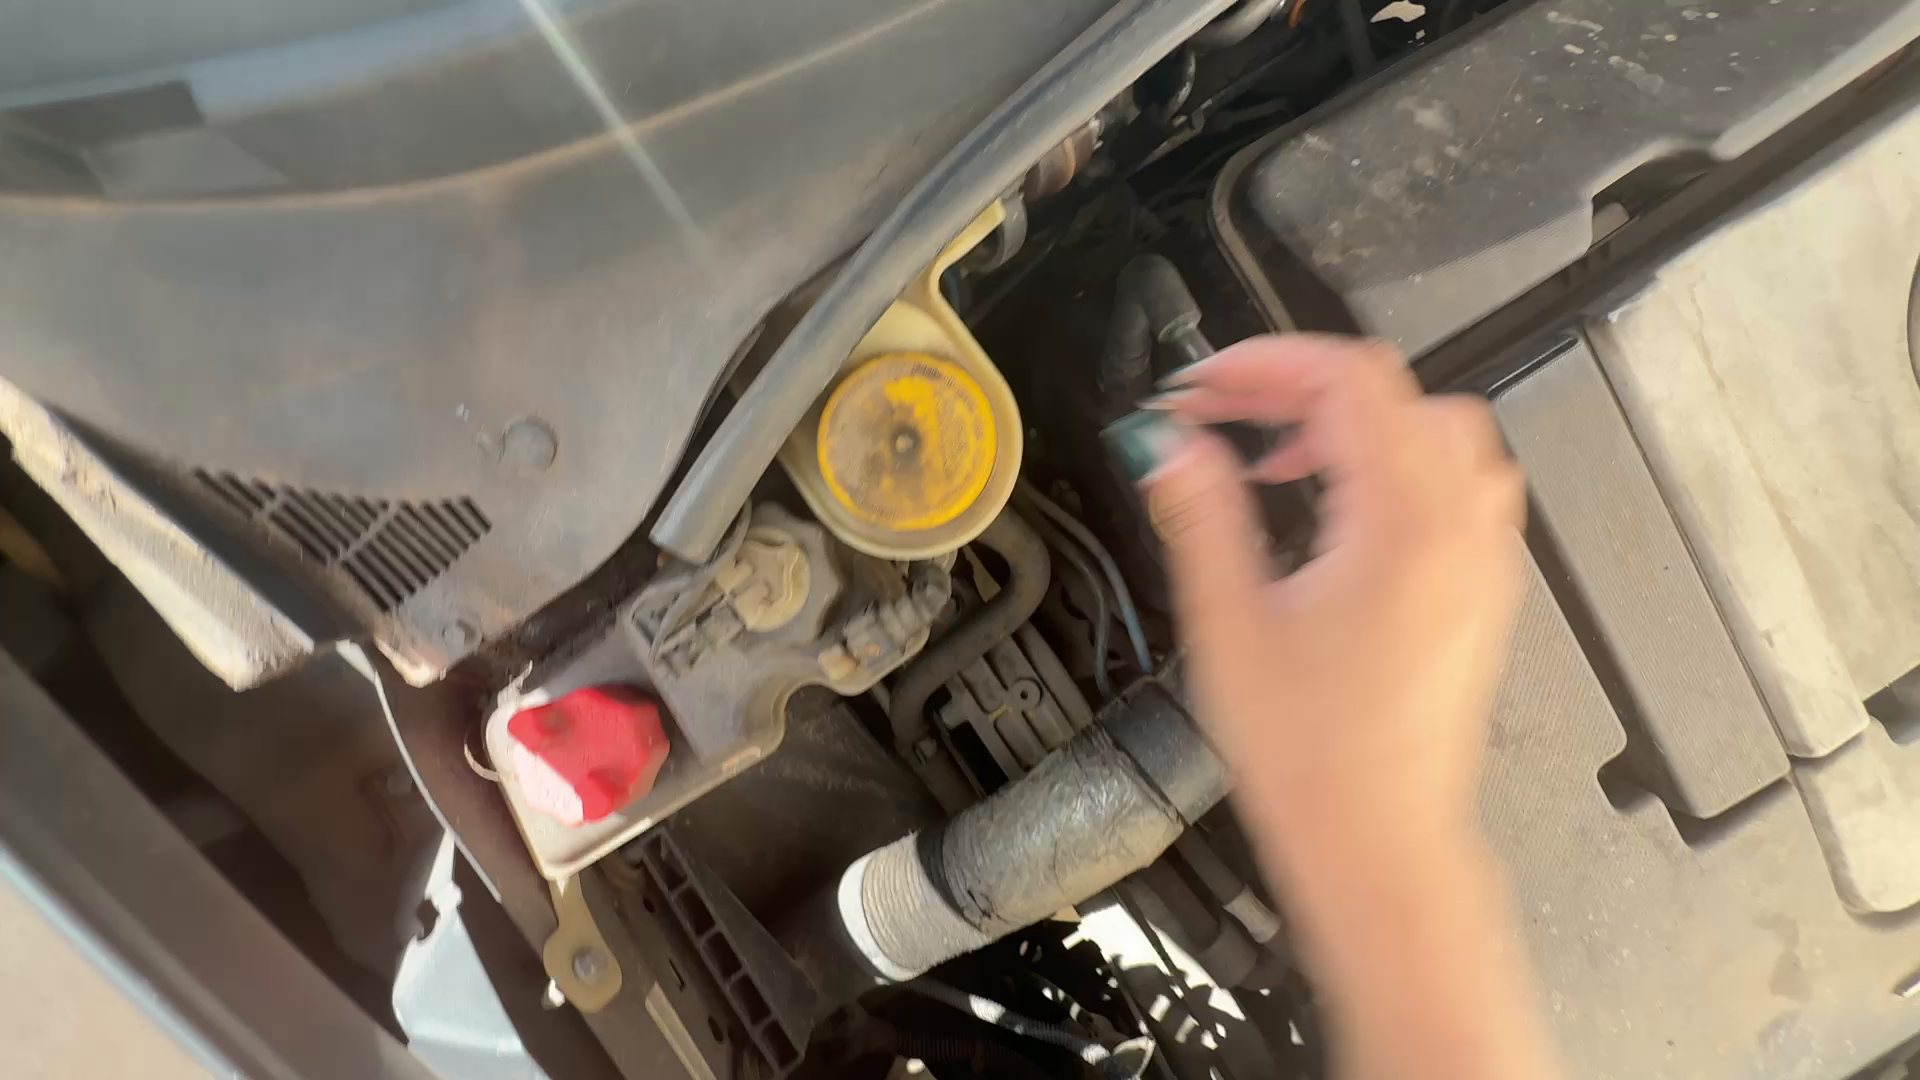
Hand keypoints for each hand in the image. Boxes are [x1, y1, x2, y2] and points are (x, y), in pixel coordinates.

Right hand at [1142, 333, 1524, 865]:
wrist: (1374, 836)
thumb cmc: (1307, 748)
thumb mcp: (1229, 621)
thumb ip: (1199, 516)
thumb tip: (1168, 443)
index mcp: (1402, 526)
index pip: (1347, 383)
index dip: (1264, 363)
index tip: (1199, 385)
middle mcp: (1459, 529)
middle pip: (1388, 394)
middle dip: (1291, 385)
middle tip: (1216, 410)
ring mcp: (1478, 556)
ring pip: (1429, 429)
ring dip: (1342, 419)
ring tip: (1272, 451)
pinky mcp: (1473, 584)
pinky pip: (1445, 480)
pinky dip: (1381, 460)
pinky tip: (1324, 501)